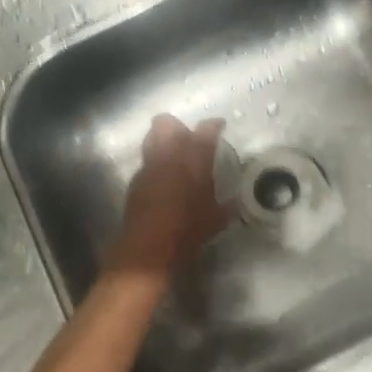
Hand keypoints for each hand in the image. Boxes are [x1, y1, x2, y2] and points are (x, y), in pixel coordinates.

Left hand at [108, 115, 232, 277]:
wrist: (149, 247)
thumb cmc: (187, 231)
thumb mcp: (215, 220)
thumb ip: (227, 207)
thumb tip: (235, 203)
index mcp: (193, 161)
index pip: (205, 131)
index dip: (213, 125)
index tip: (219, 125)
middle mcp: (168, 156)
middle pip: (166, 123)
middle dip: (178, 126)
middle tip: (189, 140)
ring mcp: (148, 166)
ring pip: (151, 137)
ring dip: (162, 140)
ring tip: (173, 156)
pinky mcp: (135, 180)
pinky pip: (146, 162)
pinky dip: (155, 164)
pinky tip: (162, 180)